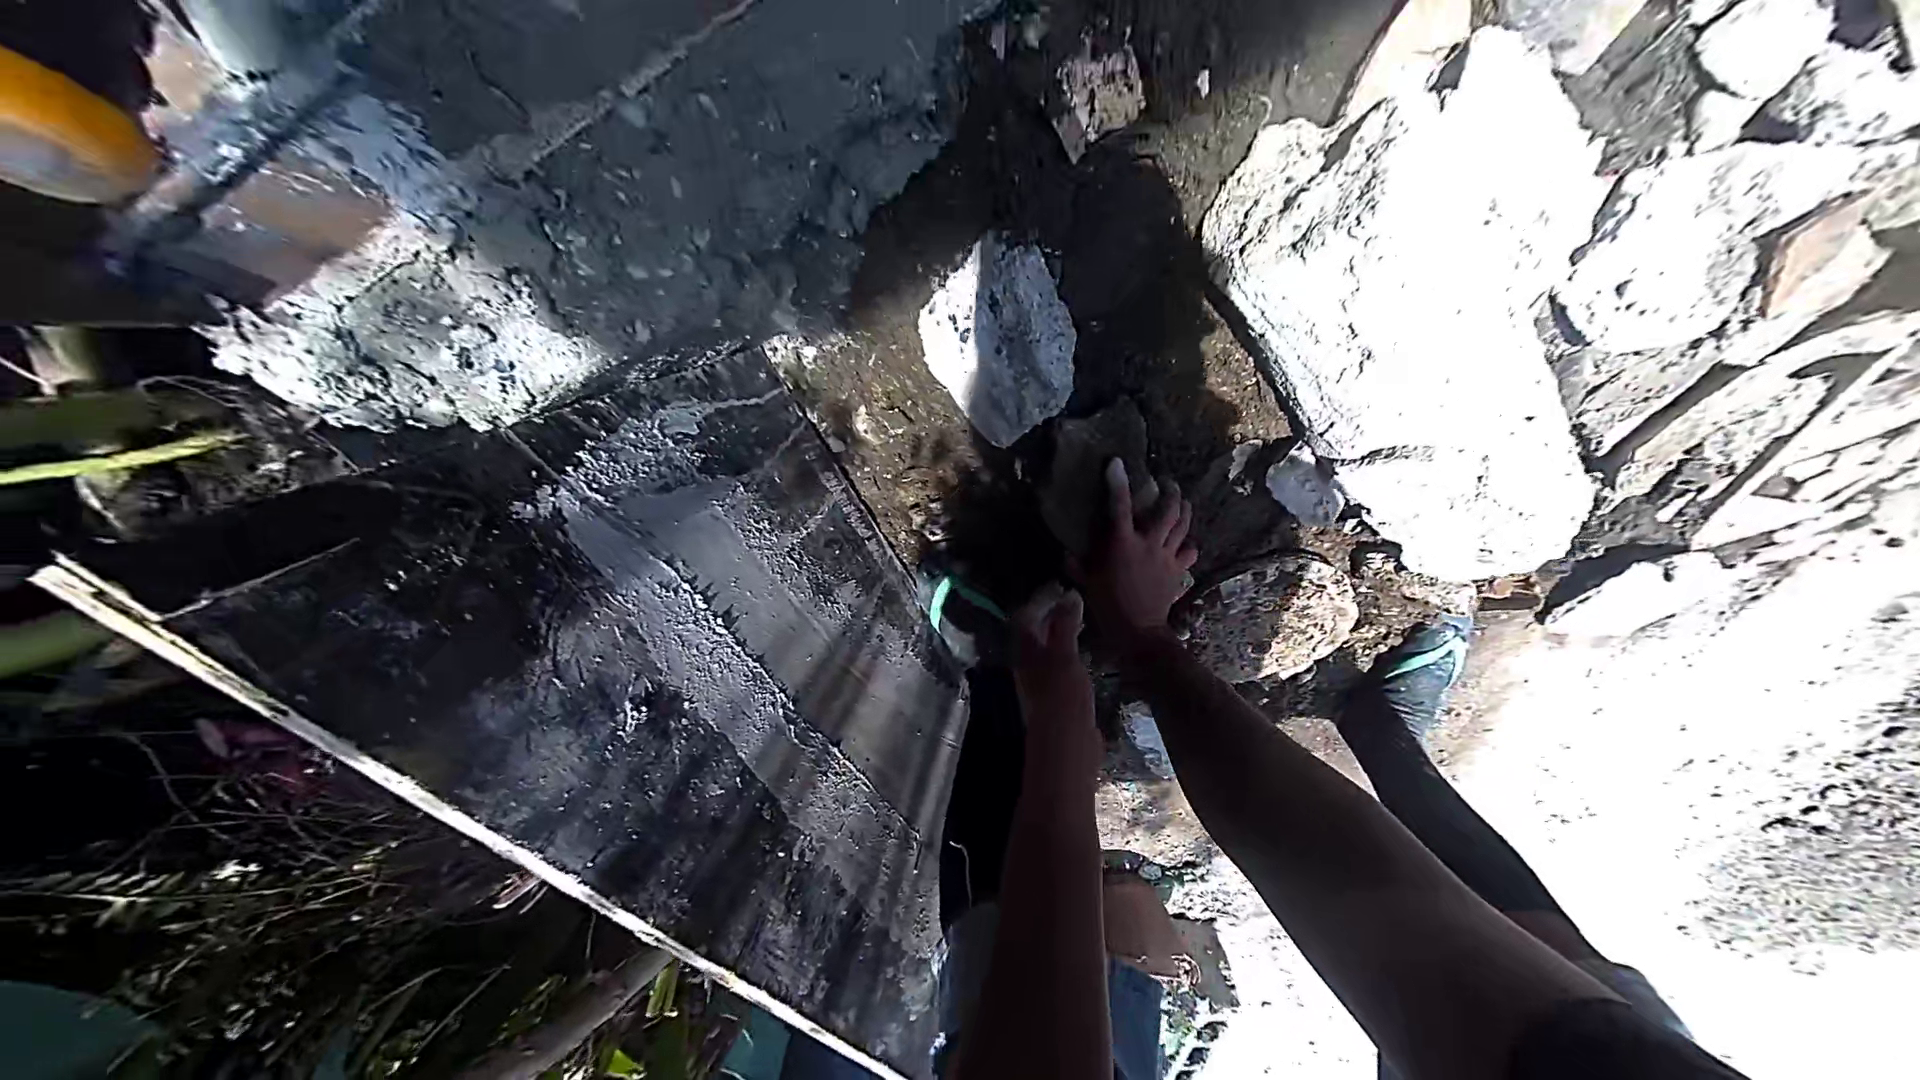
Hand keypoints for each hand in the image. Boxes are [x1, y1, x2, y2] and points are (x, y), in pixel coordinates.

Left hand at [1011, 584, 1095, 751]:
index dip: (1040, 600)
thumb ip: (1065, 624)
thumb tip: (1070, 594)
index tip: (1061, 586)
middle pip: (1036, 632)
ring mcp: (1042, 682)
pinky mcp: (1058, 696)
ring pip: (1049, 648)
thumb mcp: (1064, 655)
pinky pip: (1062, 665)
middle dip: (1052, 614)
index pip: (1025, 617)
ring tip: (1084, 621)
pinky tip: (1087, 652)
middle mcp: (1029, 664)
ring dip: (1062, 633)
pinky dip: (1072, 652)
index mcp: (1025, 652)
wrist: (1066, 745)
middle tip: (1075, 599)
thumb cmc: (1062, 696)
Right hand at [1076, 458, 1196, 651]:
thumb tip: (1065, 554)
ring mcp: (1166, 556)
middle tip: (1167, 482)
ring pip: (1183, 525)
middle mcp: (1148, 543)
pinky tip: (1185, 542)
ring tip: (1182, 501)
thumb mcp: (1087, 582)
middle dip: (1170, 491)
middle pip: (1168, 509)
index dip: (1117, 482)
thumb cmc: (1107, 604)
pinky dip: (1188, 544)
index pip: (1119, 505)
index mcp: (1122, 543)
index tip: (1116, 463)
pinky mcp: (1178, 570)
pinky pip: (1189, 551)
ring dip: (1184, 510)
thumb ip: (1077, 565)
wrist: (1138, 630)